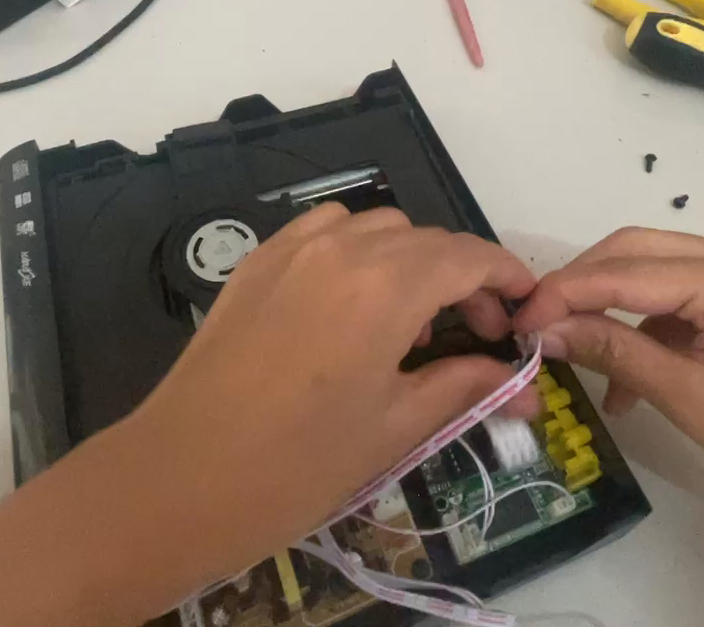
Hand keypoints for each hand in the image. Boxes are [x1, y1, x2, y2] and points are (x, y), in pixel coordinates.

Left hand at [124, 203, 537, 588]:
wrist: (179, 476)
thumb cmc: (297, 464)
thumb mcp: (393, 428)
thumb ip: (462, 387)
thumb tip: (521, 384)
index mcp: (385, 287)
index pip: (466, 255)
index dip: (504, 273)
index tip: (524, 303)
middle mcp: (343, 248)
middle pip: (426, 239)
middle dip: (462, 275)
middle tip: (474, 331)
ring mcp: (294, 247)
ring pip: (376, 226)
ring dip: (408, 257)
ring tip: (406, 318)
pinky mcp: (259, 259)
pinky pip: (325, 228)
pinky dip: (356, 247)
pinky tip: (350, 297)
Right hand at [510, 228, 703, 563]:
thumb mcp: (693, 403)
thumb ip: (615, 353)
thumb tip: (543, 329)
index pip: (627, 270)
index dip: (564, 292)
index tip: (516, 320)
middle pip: (639, 252)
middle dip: (583, 285)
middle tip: (536, 326)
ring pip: (657, 271)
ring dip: (612, 305)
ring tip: (571, 348)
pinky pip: (684, 299)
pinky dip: (648, 327)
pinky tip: (626, 378)